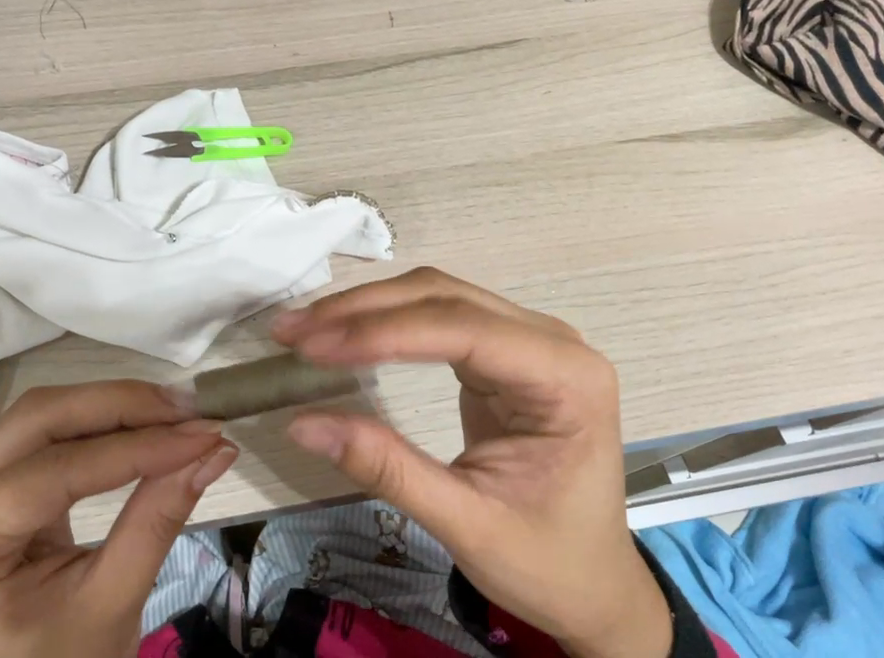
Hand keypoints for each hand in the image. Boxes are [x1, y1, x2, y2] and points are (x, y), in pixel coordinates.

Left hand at [0, 380, 238, 657]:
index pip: (50, 473)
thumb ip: (156, 522)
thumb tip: (213, 451)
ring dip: (114, 406)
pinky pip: (46, 427)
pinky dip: (100, 420)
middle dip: (120, 407)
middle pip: (38, 420)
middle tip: (189, 409)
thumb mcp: (110, 605)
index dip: (130, 447)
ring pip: (43, 412)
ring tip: (176, 413)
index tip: (200, 433)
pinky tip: (144, 421)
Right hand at [272, 268, 671, 657]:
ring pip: (433, 295)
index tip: (312, 347)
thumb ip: (388, 468)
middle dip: (362, 311)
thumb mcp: (467, 525)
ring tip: (303, 329)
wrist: (592, 587)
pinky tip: (341, 334)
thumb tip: (300, 425)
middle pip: (443, 297)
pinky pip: (433, 317)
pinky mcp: (499, 352)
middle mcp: (551, 342)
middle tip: (291, 331)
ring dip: (365, 309)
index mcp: (566, 378)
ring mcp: (526, 341)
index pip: (462, 329)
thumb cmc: (548, 563)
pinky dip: (381, 322)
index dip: (381, 332)